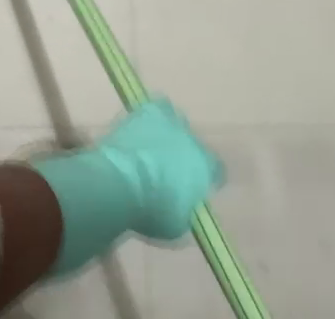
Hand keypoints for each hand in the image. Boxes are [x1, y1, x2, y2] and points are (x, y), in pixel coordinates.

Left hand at [93, 97, 223, 239]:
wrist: (117, 183)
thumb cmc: (151, 210)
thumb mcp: (175, 225)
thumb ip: (184, 212)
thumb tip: (181, 207)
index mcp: (205, 166)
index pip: (217, 170)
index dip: (207, 178)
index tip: (195, 189)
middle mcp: (190, 139)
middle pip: (193, 143)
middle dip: (184, 153)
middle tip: (168, 168)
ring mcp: (166, 122)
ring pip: (174, 119)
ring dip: (167, 131)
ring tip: (152, 144)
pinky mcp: (142, 112)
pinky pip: (152, 109)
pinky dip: (147, 118)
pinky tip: (138, 129)